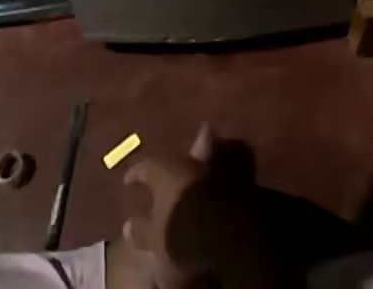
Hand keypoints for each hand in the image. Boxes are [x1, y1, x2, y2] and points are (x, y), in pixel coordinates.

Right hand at [120, 126, 283, 288]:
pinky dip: (232, 174)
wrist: (225, 237)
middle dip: (196, 142)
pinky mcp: (244, 184)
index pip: (146, 167)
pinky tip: (231, 179)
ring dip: (217, 154)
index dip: (137, 173)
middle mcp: (191, 162)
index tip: (130, 181)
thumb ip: (142, 230)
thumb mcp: (155, 239)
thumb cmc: (181, 232)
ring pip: (219, 154)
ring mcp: (220, 170)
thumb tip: (128, 226)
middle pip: (193, 146)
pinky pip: (236, 172)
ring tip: (216, 155)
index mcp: (165, 170)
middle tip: (198, 133)